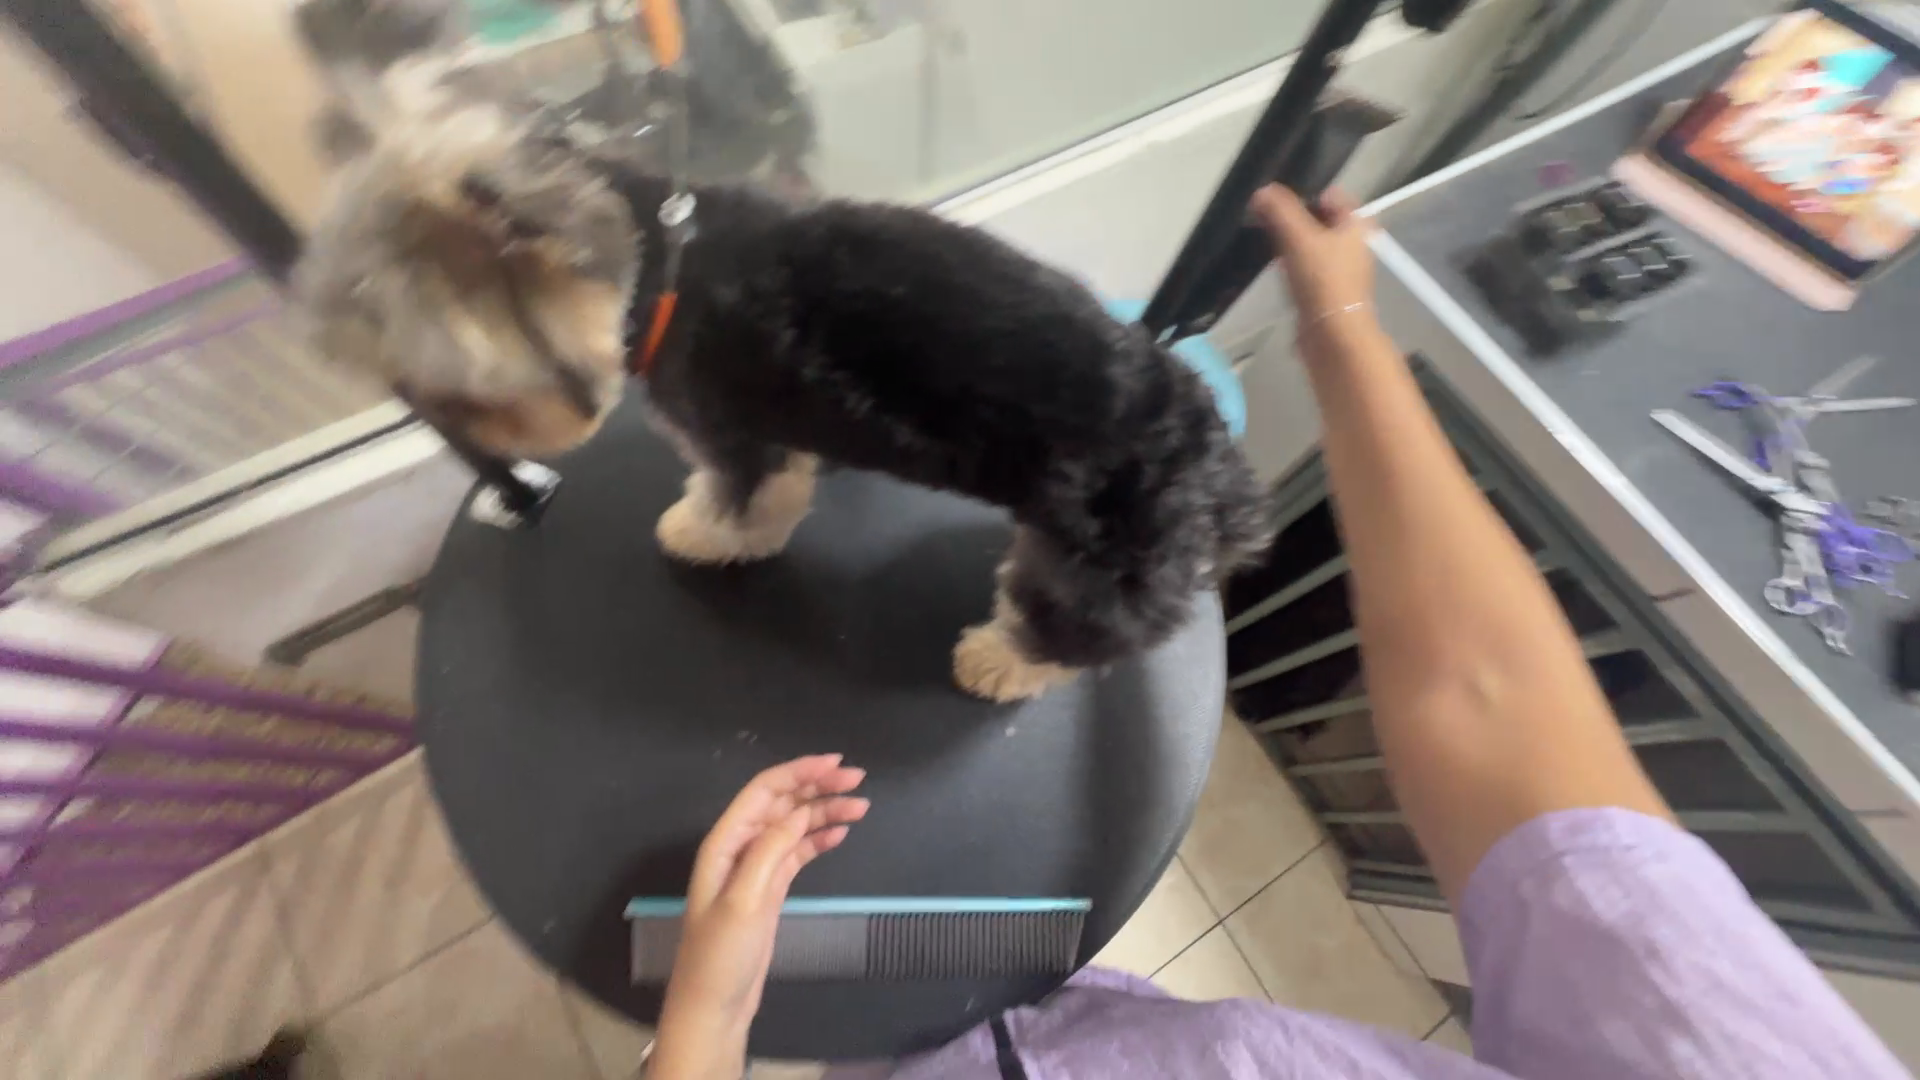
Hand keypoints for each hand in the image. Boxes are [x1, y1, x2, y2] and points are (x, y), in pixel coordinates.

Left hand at [650, 755, 869, 1079]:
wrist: (714, 1009)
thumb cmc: (720, 954)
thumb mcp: (744, 899)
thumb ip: (770, 849)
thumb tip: (799, 812)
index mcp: (727, 840)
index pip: (766, 790)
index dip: (800, 770)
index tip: (836, 763)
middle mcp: (743, 845)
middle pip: (784, 802)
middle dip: (819, 786)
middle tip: (858, 779)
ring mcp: (758, 866)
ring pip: (796, 825)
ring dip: (826, 812)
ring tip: (861, 807)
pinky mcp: (772, 886)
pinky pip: (799, 851)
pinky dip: (820, 838)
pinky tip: (841, 832)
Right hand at [1248, 185, 1378, 351]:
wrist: (1332, 333)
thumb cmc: (1322, 279)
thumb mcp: (1299, 238)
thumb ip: (1280, 212)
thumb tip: (1262, 191)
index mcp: (1356, 225)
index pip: (1331, 196)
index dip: (1306, 196)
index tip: (1279, 205)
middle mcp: (1355, 245)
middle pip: (1323, 223)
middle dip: (1298, 223)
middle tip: (1270, 226)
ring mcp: (1343, 272)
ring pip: (1315, 249)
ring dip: (1295, 248)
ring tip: (1270, 250)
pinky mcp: (1330, 295)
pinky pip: (1310, 273)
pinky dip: (1295, 270)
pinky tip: (1280, 277)